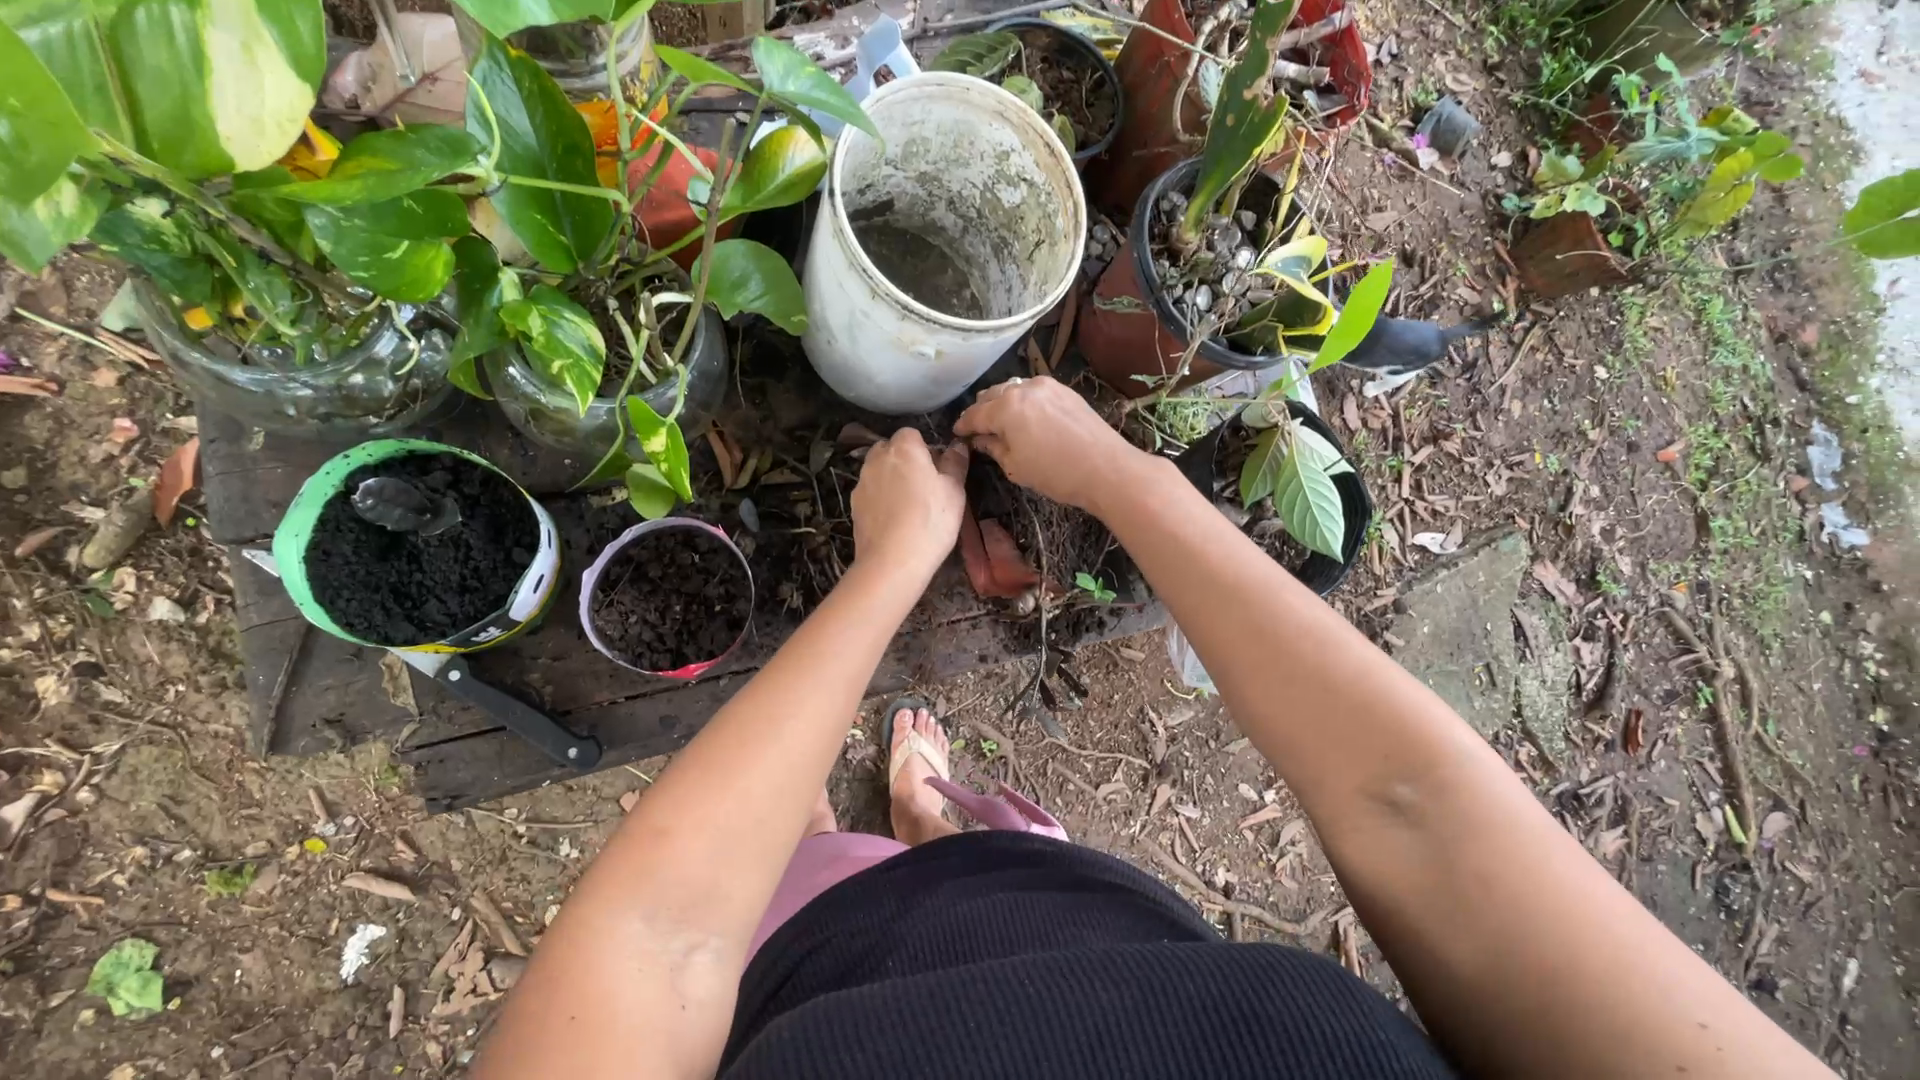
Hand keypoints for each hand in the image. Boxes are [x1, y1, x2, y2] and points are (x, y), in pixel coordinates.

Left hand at [849, 428, 969, 579]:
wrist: (892, 561)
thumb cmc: (931, 521)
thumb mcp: (954, 491)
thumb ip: (955, 463)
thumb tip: (957, 446)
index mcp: (904, 448)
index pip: (911, 433)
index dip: (924, 449)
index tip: (936, 469)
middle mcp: (877, 459)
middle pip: (890, 449)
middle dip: (904, 460)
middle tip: (924, 486)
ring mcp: (862, 482)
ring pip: (878, 471)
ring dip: (890, 479)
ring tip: (908, 506)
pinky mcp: (854, 505)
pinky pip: (870, 493)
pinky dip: (880, 499)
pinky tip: (893, 520)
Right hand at [953, 377, 1144, 511]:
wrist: (1107, 468)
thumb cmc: (1056, 474)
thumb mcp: (1016, 467)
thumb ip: (994, 448)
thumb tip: (980, 440)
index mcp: (1006, 408)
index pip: (975, 414)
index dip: (963, 425)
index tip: (956, 432)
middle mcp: (1024, 388)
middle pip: (992, 395)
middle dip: (981, 410)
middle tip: (976, 428)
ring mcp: (1047, 386)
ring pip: (1013, 389)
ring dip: (1001, 402)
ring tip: (999, 420)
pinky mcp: (1065, 390)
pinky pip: (1033, 390)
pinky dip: (1022, 400)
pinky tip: (1025, 416)